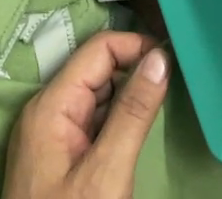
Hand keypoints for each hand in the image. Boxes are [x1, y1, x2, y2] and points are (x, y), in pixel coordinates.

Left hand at [1, 31, 170, 198]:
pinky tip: (138, 129)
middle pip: (97, 68)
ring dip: (129, 93)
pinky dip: (118, 117)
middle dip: (135, 68)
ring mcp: (50, 135)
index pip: (99, 50)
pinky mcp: (58, 157)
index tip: (174, 63)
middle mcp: (46, 111)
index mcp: (51, 106)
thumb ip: (133, 113)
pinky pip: (93, 119)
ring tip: (163, 102)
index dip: (137, 48)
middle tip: (174, 83)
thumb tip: (160, 57)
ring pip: (97, 93)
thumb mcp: (106, 173)